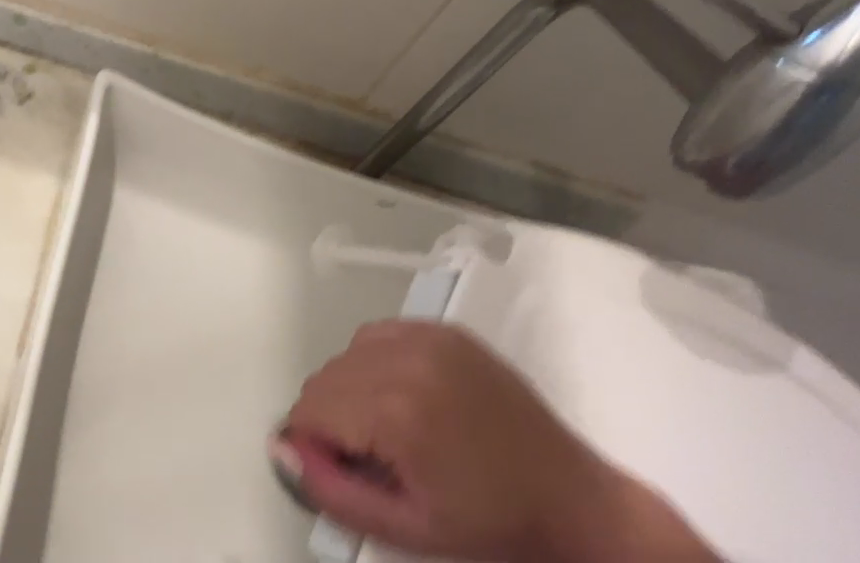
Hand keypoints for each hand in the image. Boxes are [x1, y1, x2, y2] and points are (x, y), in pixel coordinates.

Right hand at [275, 321, 716, 562]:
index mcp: (396, 412)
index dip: (317, 448)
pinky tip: (407, 397)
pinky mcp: (442, 331)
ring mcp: (426, 340)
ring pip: (343, 358)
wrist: (577, 504)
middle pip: (321, 382)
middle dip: (333, 420)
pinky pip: (374, 337)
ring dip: (352, 392)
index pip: (308, 410)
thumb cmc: (493, 525)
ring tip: (395, 428)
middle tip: (376, 458)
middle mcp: (405, 362)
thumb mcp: (406, 528)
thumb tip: (281, 451)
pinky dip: (375, 365)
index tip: (352, 473)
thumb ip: (332, 491)